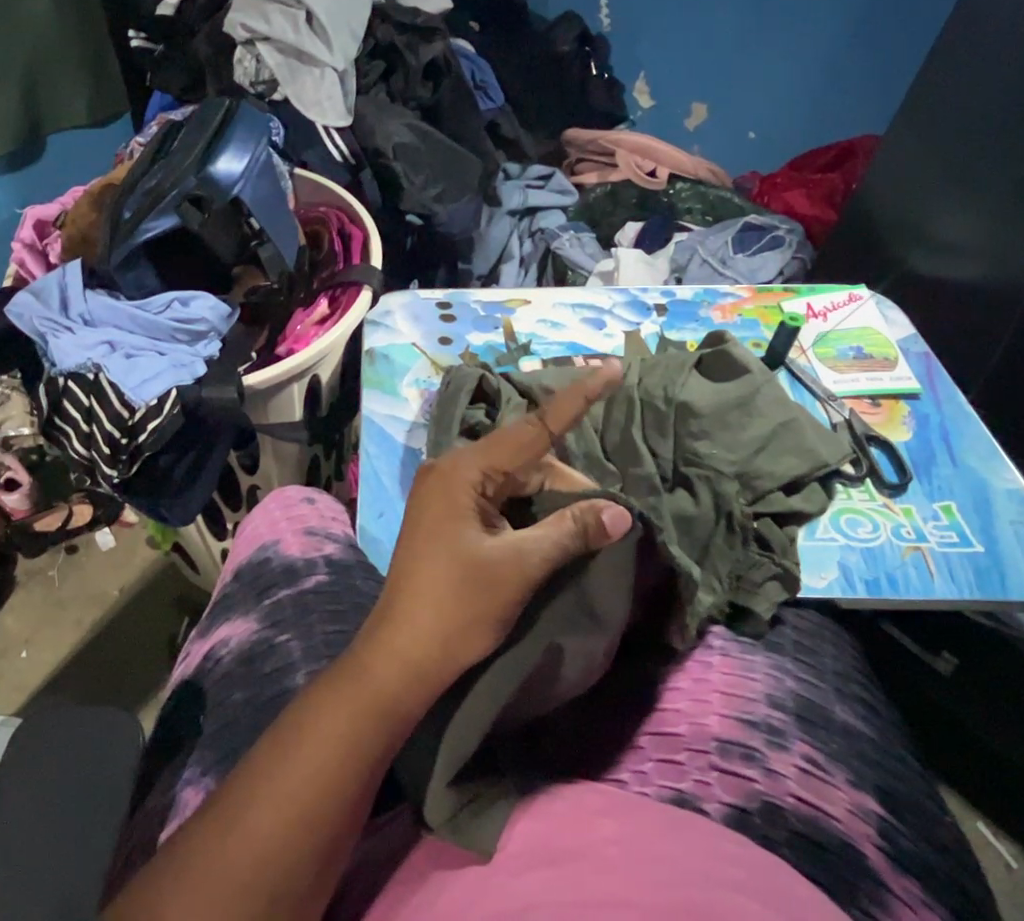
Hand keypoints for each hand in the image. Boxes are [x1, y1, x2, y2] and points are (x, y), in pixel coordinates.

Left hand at [353, 362, 634, 698]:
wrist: (402, 656)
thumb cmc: (457, 608)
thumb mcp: (520, 567)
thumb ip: (570, 532)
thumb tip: (621, 511)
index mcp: (462, 471)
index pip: (532, 427)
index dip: (576, 399)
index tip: (612, 368)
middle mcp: (451, 472)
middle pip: (526, 460)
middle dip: (569, 484)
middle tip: (608, 518)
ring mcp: (446, 496)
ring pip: (514, 483)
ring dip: (551, 503)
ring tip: (586, 532)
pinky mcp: (448, 520)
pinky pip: (499, 502)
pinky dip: (529, 515)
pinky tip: (552, 536)